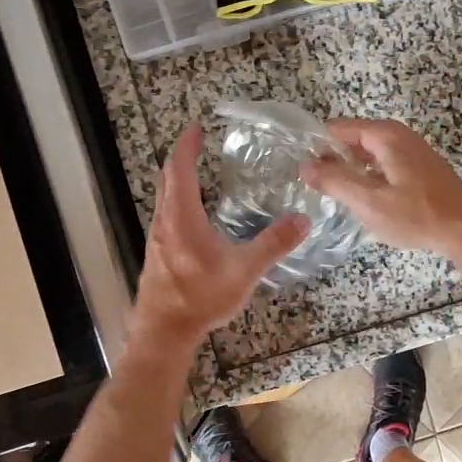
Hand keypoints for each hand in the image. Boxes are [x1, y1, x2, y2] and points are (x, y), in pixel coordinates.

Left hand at [134, 126, 308, 344]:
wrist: (163, 333)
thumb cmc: (200, 298)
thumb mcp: (244, 271)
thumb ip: (273, 244)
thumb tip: (303, 219)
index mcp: (181, 217)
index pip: (179, 169)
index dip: (187, 145)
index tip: (198, 127)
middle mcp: (165, 223)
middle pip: (168, 180)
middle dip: (183, 159)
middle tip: (200, 145)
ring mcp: (158, 240)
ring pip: (166, 200)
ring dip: (180, 183)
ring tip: (202, 177)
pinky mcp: (159, 256)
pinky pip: (168, 218)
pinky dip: (180, 204)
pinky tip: (198, 220)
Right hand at [298, 119, 461, 258]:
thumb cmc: (417, 216)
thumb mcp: (369, 201)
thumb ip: (335, 181)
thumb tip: (305, 165)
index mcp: (386, 136)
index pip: (339, 128)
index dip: (318, 146)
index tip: (304, 169)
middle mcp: (401, 136)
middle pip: (355, 139)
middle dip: (335, 159)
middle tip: (317, 186)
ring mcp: (415, 151)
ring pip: (372, 154)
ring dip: (354, 170)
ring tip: (338, 195)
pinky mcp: (423, 169)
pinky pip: (387, 165)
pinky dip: (373, 177)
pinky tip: (369, 200)